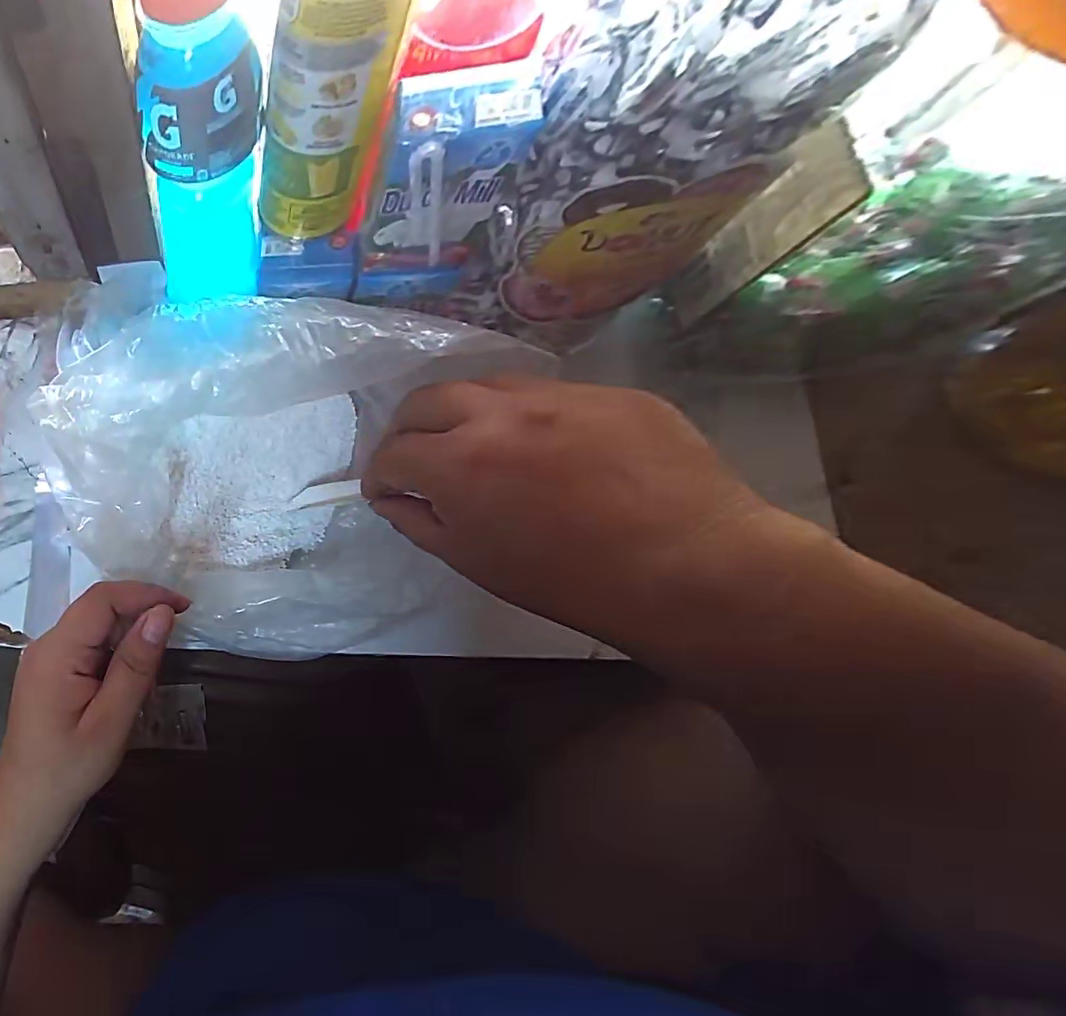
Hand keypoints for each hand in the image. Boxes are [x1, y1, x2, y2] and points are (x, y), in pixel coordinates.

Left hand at [0, 581, 187, 846]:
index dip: (145, 593)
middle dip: (140, 611)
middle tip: (176, 637)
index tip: (183, 607)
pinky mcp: (50, 667)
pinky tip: (129, 676)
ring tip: (153, 667)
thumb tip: (162, 614)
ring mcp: (45, 654)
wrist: (27, 802)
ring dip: (129, 632)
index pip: (102, 599)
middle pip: (97, 606)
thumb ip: (136, 663)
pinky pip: (87, 641)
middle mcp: (46, 643)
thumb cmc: (70, 768)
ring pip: (94, 623)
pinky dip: (115, 649)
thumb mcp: (112, 720)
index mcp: (56, 651)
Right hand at [363, 375, 813, 645]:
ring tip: (471, 444)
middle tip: (412, 457)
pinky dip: (521, 416)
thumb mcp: (473, 560)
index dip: (378, 474)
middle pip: (426, 400)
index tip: (383, 491)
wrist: (687, 568)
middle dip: (405, 429)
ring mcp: (557, 394)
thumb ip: (419, 522)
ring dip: (461, 413)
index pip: (393, 453)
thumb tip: (392, 500)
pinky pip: (546, 394)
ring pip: (484, 385)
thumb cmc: (564, 579)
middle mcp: (498, 413)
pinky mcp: (608, 392)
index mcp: (458, 463)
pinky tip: (540, 447)